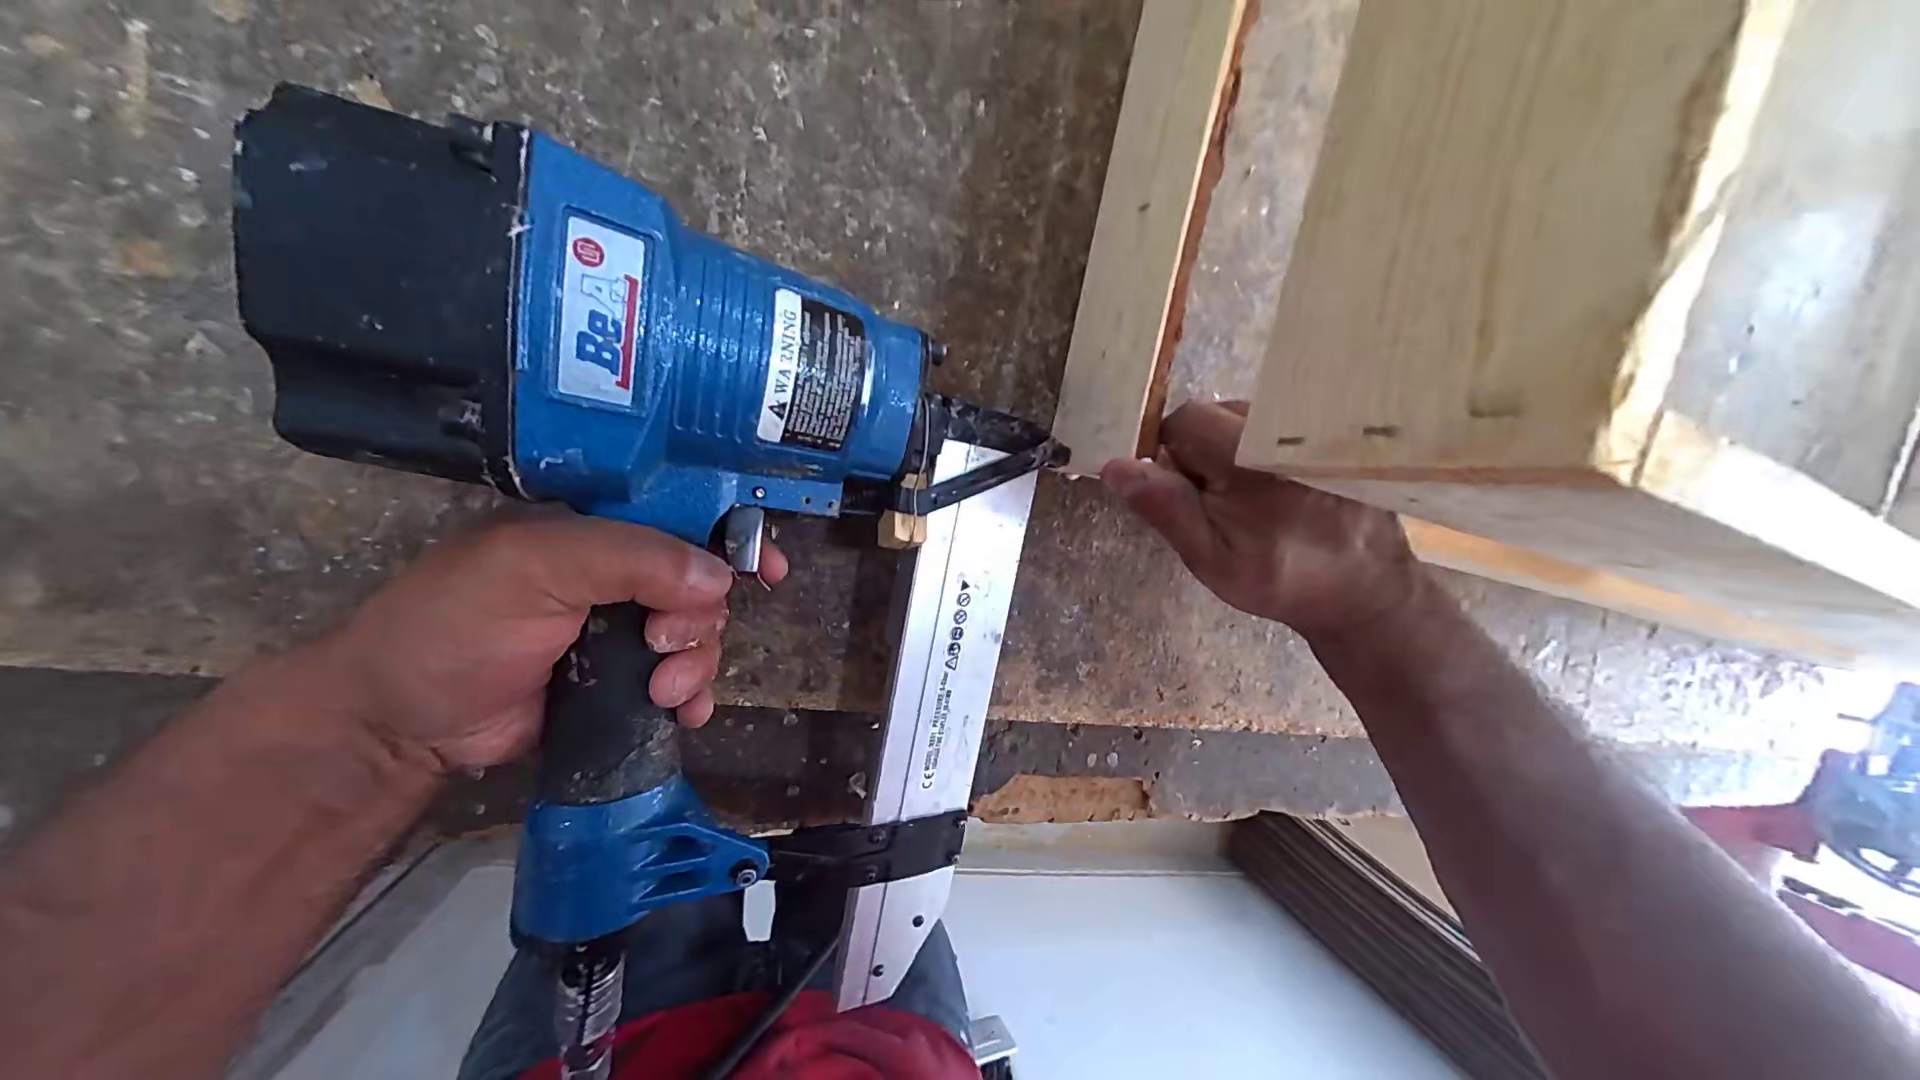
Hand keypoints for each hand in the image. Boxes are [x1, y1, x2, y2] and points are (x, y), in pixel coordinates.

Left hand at [310, 508, 788, 771]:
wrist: (401, 725)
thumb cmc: (455, 625)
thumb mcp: (534, 568)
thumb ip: (629, 559)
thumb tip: (719, 578)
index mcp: (602, 533)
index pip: (684, 519)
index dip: (731, 538)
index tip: (768, 569)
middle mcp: (623, 578)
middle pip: (705, 585)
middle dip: (702, 619)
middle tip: (664, 643)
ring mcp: (626, 633)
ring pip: (702, 638)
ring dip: (697, 665)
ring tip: (662, 693)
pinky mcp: (625, 685)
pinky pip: (686, 684)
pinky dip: (695, 699)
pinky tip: (684, 715)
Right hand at [1100, 401, 1423, 640]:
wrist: (1363, 590)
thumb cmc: (1277, 578)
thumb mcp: (1209, 556)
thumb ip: (1164, 507)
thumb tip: (1115, 466)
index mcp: (1247, 455)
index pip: (1184, 420)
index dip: (1172, 455)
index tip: (1185, 494)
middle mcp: (1283, 426)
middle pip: (1214, 415)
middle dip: (1200, 452)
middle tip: (1216, 501)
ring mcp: (1313, 425)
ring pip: (1242, 419)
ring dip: (1230, 450)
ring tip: (1248, 497)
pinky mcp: (1331, 431)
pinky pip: (1272, 424)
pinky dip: (1259, 449)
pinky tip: (1276, 487)